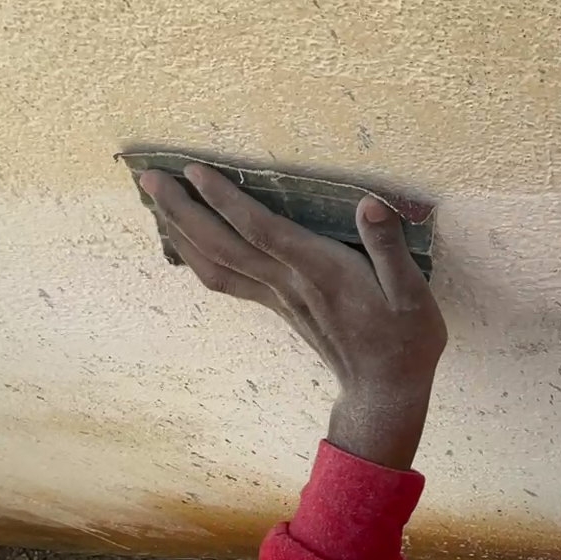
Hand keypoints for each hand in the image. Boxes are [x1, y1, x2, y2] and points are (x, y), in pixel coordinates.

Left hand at [140, 164, 446, 469]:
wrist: (384, 390)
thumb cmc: (403, 339)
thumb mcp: (412, 293)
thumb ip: (389, 249)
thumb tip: (371, 205)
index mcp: (320, 272)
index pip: (260, 230)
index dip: (225, 200)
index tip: (193, 170)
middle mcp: (289, 283)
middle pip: (221, 245)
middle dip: (182, 210)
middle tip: (148, 177)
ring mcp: (278, 298)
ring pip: (214, 264)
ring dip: (180, 232)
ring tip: (155, 202)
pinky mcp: (277, 307)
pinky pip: (226, 280)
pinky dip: (198, 257)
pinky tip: (189, 242)